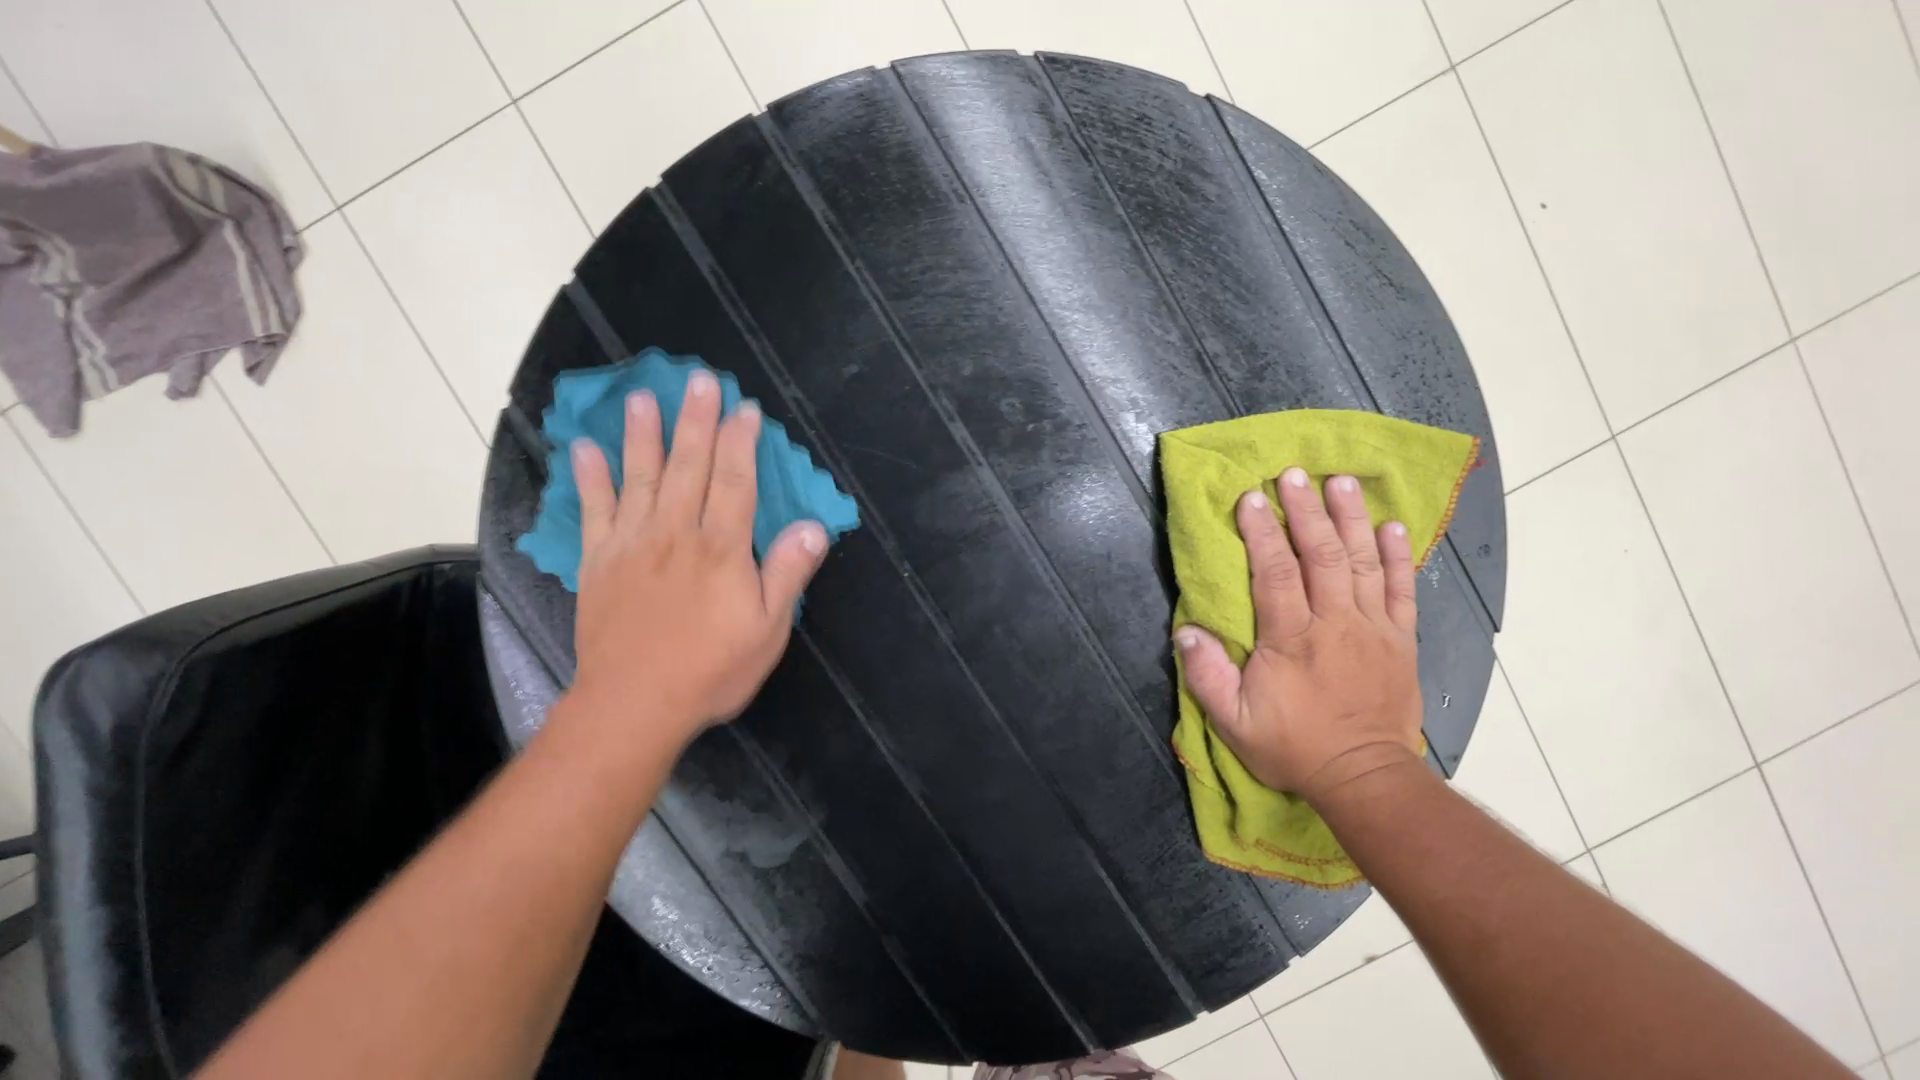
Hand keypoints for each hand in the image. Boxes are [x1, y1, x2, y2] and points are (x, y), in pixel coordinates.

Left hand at [569, 372, 826, 744]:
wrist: (634, 704)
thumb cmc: (710, 670)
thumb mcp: (768, 630)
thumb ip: (788, 573)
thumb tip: (814, 526)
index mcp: (722, 549)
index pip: (735, 481)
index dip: (741, 442)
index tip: (744, 408)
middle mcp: (676, 534)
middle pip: (689, 466)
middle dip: (697, 421)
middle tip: (699, 380)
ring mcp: (632, 544)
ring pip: (641, 478)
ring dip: (643, 435)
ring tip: (642, 397)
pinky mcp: (599, 562)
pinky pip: (593, 511)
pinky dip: (590, 478)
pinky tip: (584, 449)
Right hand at [1175, 467, 1424, 805]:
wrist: (1364, 777)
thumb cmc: (1293, 747)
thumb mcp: (1234, 723)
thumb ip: (1207, 675)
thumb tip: (1186, 629)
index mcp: (1291, 639)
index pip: (1275, 572)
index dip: (1263, 532)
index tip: (1252, 497)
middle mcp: (1335, 623)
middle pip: (1322, 555)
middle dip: (1306, 510)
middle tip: (1294, 474)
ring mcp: (1374, 628)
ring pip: (1363, 562)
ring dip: (1351, 519)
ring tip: (1340, 482)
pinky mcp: (1401, 640)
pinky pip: (1402, 589)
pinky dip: (1397, 556)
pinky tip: (1390, 525)